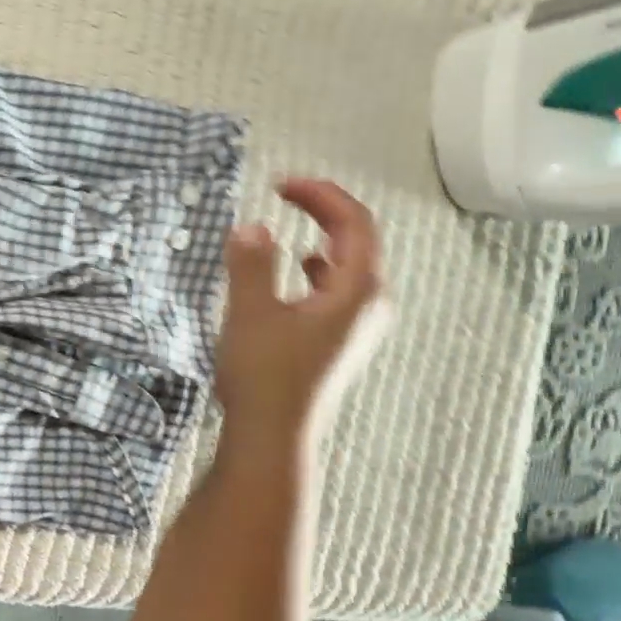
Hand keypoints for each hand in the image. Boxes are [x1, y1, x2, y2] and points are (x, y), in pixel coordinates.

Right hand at [214, 178, 390, 453]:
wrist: (272, 436)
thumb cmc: (264, 375)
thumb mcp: (250, 314)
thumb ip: (252, 265)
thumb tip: (251, 227)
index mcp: (358, 290)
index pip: (353, 223)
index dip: (320, 196)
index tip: (281, 184)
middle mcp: (369, 306)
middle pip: (357, 244)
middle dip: (322, 216)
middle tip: (284, 200)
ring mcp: (357, 330)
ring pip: (347, 272)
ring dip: (320, 246)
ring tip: (292, 235)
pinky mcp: (338, 348)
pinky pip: (335, 296)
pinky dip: (316, 277)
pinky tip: (296, 282)